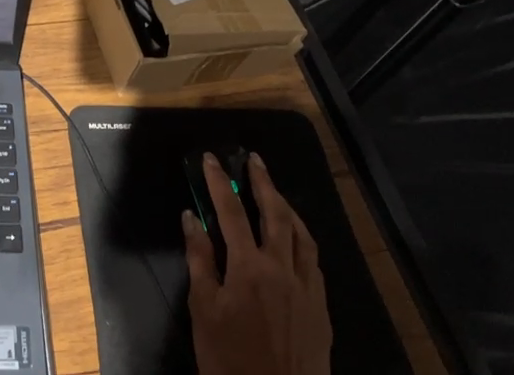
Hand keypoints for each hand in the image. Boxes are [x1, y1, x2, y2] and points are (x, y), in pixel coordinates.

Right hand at [182, 152, 330, 374]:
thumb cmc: (229, 361)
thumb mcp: (203, 311)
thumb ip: (200, 261)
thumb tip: (192, 218)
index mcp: (249, 267)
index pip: (232, 212)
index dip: (220, 182)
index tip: (211, 158)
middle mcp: (283, 269)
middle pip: (275, 214)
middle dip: (262, 183)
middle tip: (253, 160)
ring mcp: (307, 289)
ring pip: (302, 235)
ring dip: (287, 207)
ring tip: (275, 192)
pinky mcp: (321, 309)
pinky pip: (314, 262)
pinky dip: (302, 240)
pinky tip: (296, 241)